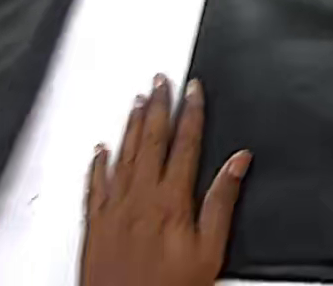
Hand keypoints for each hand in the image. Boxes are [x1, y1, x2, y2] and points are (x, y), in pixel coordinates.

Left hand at [81, 75, 251, 285]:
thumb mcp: (209, 252)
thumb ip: (223, 201)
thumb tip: (239, 161)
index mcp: (171, 200)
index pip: (185, 142)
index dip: (191, 111)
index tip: (193, 89)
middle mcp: (140, 199)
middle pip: (152, 140)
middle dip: (159, 106)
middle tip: (161, 80)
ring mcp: (113, 212)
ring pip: (124, 156)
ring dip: (133, 125)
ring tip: (139, 99)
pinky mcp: (93, 230)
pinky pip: (94, 188)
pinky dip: (98, 165)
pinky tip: (101, 149)